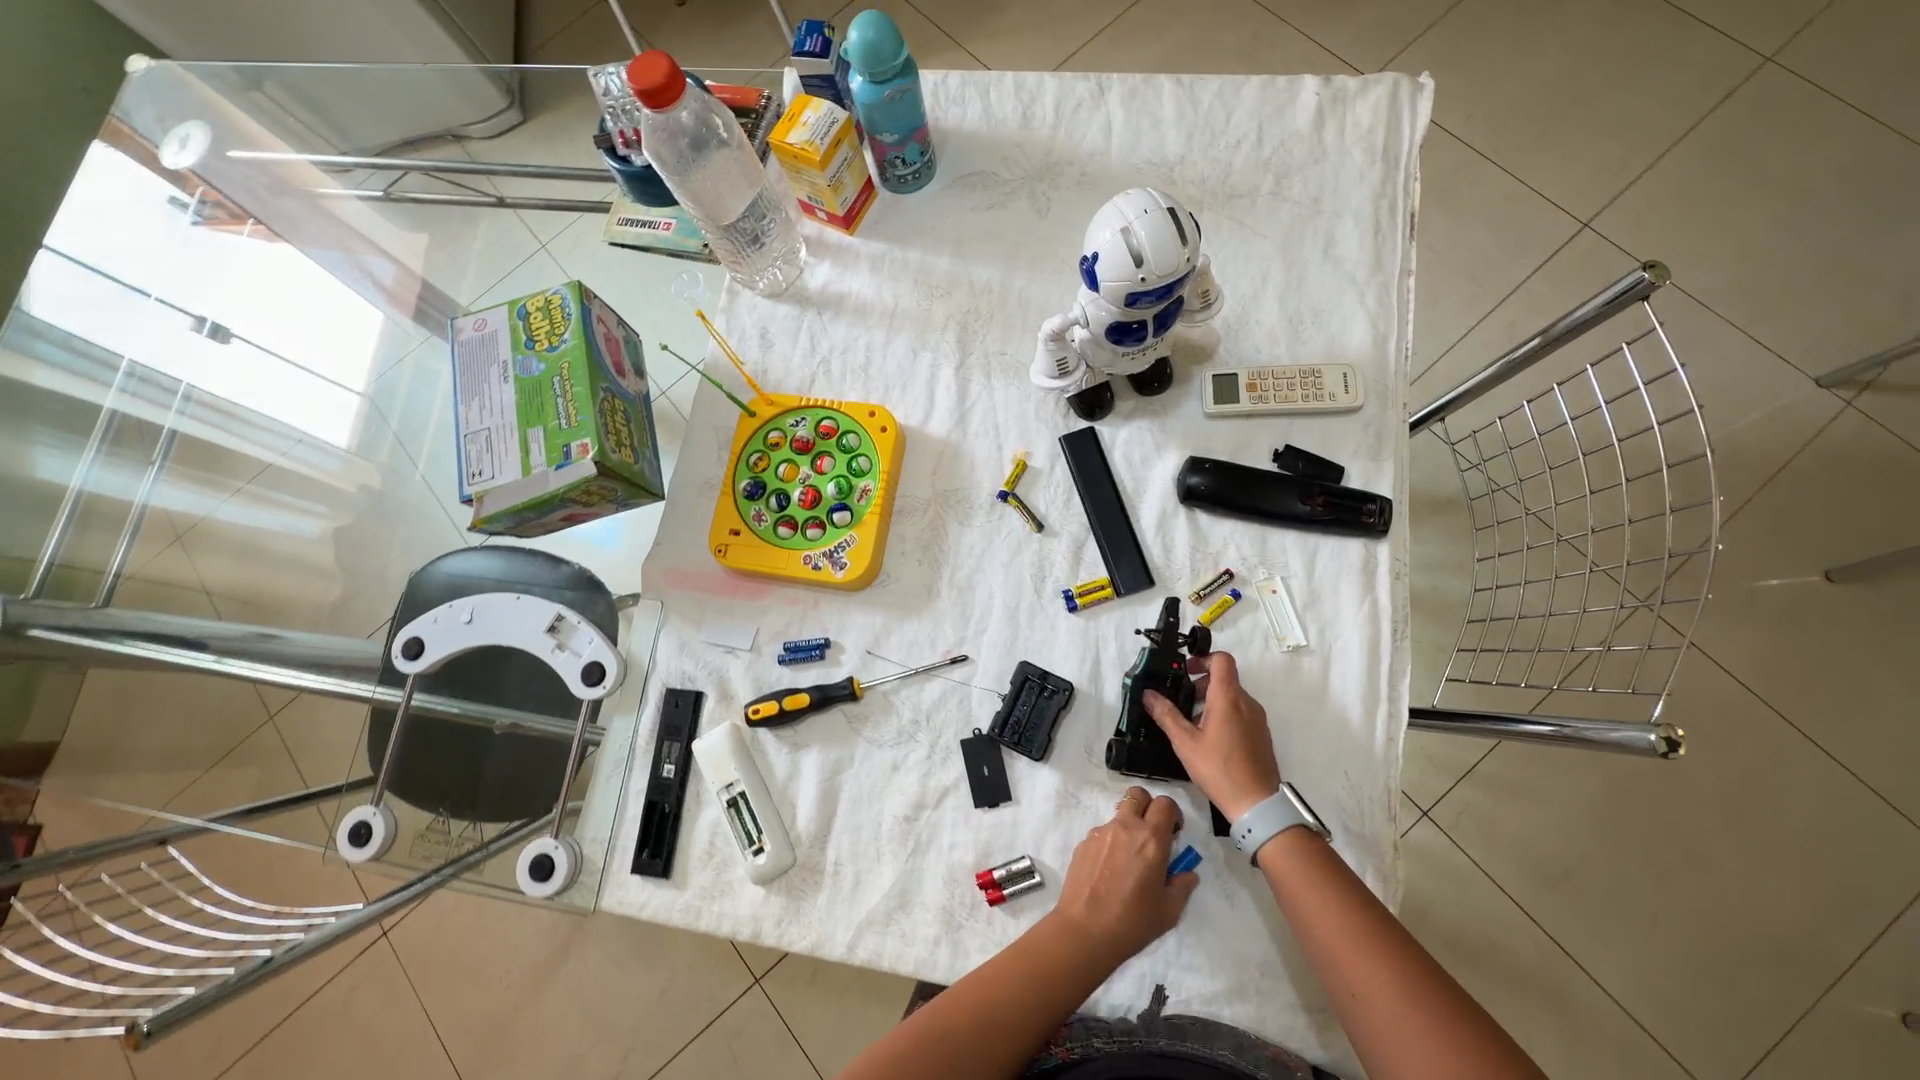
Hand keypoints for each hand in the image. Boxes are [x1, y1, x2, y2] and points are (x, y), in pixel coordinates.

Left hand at [1047, 786, 1198, 967]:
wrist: (1084, 931)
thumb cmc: (1132, 922)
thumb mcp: (1169, 911)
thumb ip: (1182, 886)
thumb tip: (1187, 874)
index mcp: (1151, 839)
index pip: (1165, 803)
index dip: (1172, 813)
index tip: (1173, 833)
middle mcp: (1125, 828)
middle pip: (1137, 795)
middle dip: (1147, 806)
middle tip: (1151, 833)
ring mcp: (1100, 833)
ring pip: (1118, 816)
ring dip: (1127, 827)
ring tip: (1128, 861)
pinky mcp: (1083, 844)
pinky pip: (1101, 834)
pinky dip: (1110, 844)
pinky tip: (1108, 872)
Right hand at [1143, 652, 1280, 820]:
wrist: (1256, 802)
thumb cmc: (1218, 768)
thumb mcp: (1185, 742)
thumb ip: (1166, 715)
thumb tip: (1148, 694)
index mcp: (1228, 698)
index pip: (1222, 660)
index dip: (1203, 659)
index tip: (1185, 671)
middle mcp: (1247, 702)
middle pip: (1225, 679)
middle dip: (1202, 684)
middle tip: (1182, 702)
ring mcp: (1257, 718)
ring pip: (1233, 697)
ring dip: (1211, 701)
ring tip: (1192, 725)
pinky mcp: (1261, 734)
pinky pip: (1241, 712)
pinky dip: (1224, 714)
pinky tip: (1210, 740)